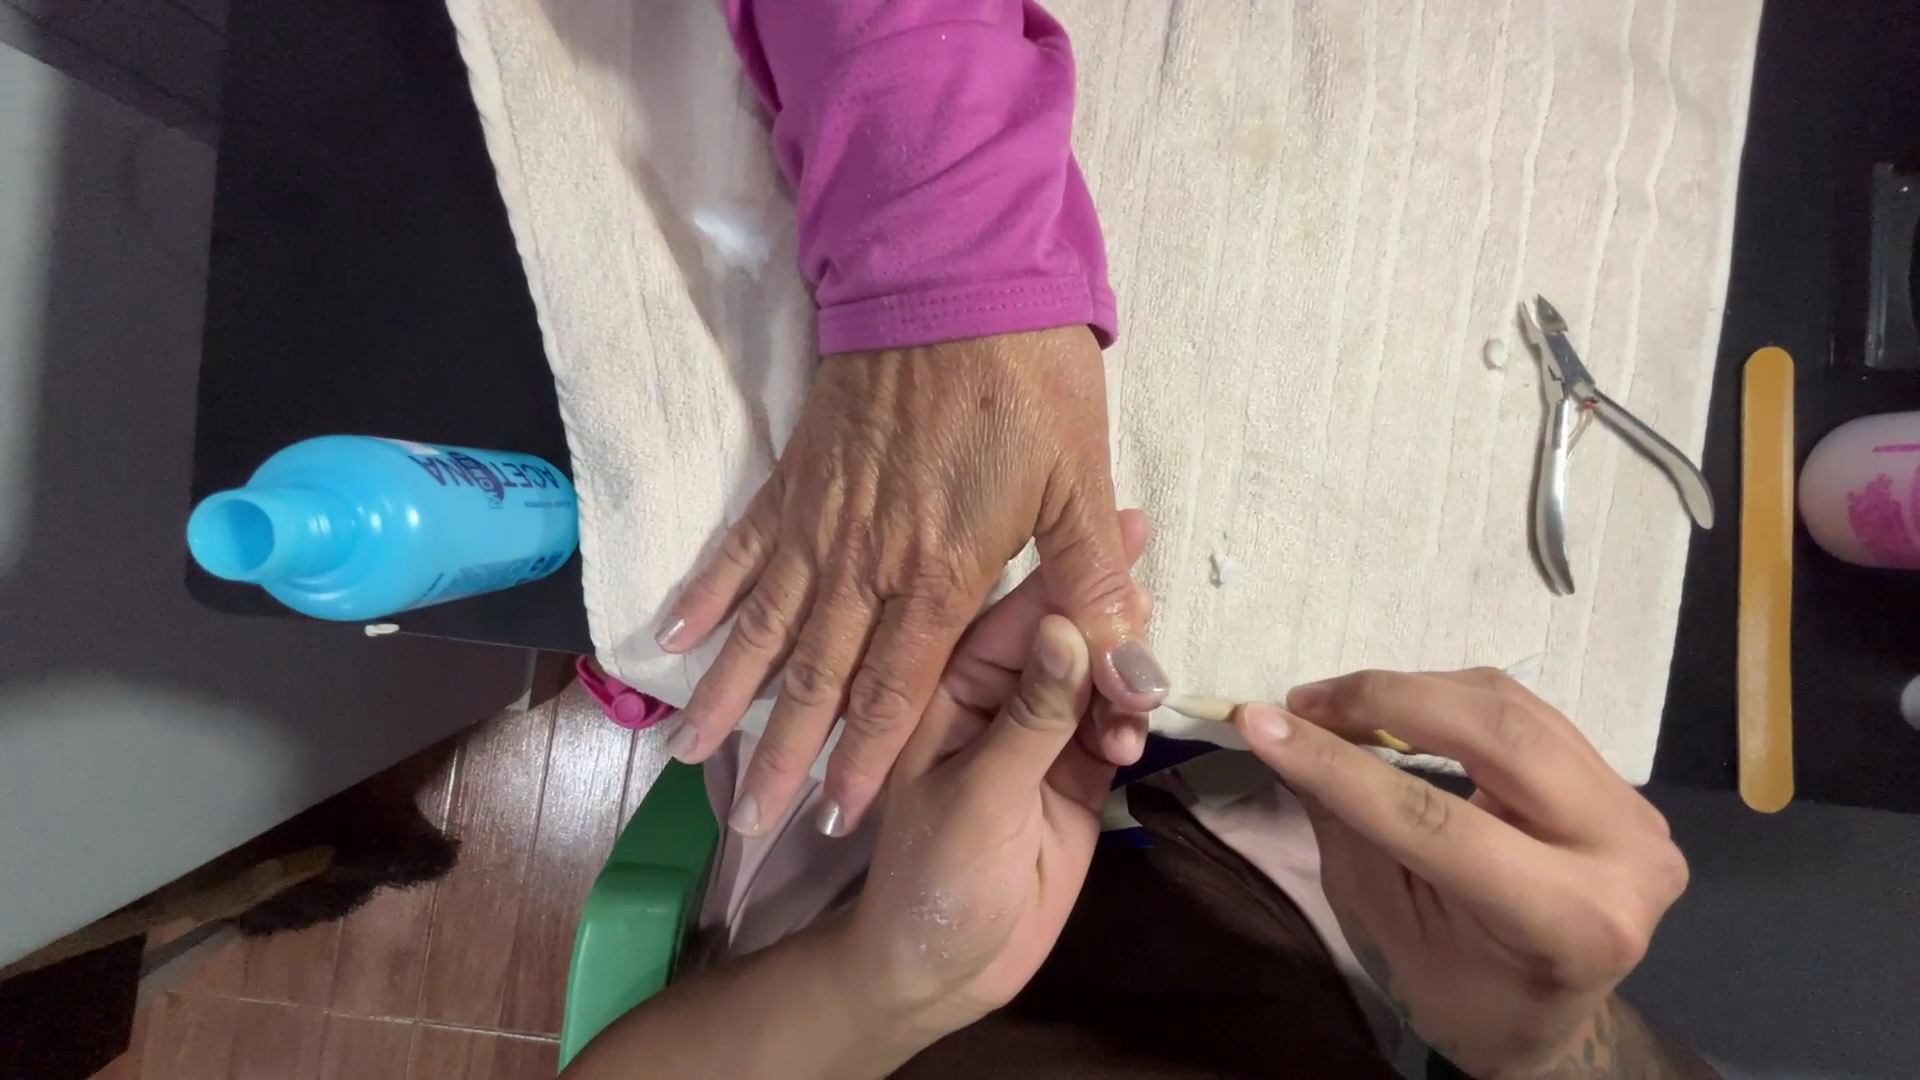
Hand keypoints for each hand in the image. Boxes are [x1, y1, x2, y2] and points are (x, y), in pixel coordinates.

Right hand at [656, 328, 1164, 839]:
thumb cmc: (1025, 379)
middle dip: (786, 754)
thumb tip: (1127, 668)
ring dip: (728, 695)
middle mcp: (867, 562)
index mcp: (941, 573)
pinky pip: (741, 548)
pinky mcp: (795, 478)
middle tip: (748, 819)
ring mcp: (820, 521)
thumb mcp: (1080, 478)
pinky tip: (671, 637)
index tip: (834, 818)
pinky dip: (706, 595)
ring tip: (689, 751)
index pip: (897, 690)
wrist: (952, 276)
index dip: (866, 760)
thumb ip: (1094, 580)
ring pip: (767, 625)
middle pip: (820, 676)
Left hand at [833, 510, 1151, 1039]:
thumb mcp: (980, 794)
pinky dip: (1128, 729)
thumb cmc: (935, 877)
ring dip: (1122, 683)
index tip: (1124, 529)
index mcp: (955, 685)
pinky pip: (1112, 730)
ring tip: (1134, 702)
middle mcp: (1001, 696)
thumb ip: (1031, 717)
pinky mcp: (1077, 771)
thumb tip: (1071, 627)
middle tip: (1147, 616)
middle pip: (1066, 639)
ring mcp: (1043, 733)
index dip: (1070, 575)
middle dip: (1108, 628)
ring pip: (1096, 681)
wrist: (947, 970)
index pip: (1018, 616)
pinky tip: (1129, 744)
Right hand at [1234, 671, 1690, 1078]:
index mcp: (1562, 919)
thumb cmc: (1446, 979)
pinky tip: (1391, 708)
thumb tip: (1278, 731)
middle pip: (1495, 732)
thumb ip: (1337, 816)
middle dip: (1381, 699)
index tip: (1256, 721)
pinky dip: (1438, 693)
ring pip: (1504, 703)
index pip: (1430, 817)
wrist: (1539, 1014)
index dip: (1333, 761)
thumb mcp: (1375, 911)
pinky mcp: (1612, 778)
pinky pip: (1515, 705)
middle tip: (1302, 702)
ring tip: (1335, 704)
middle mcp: (1622, 855)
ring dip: (1405, 689)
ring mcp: (1630, 809)